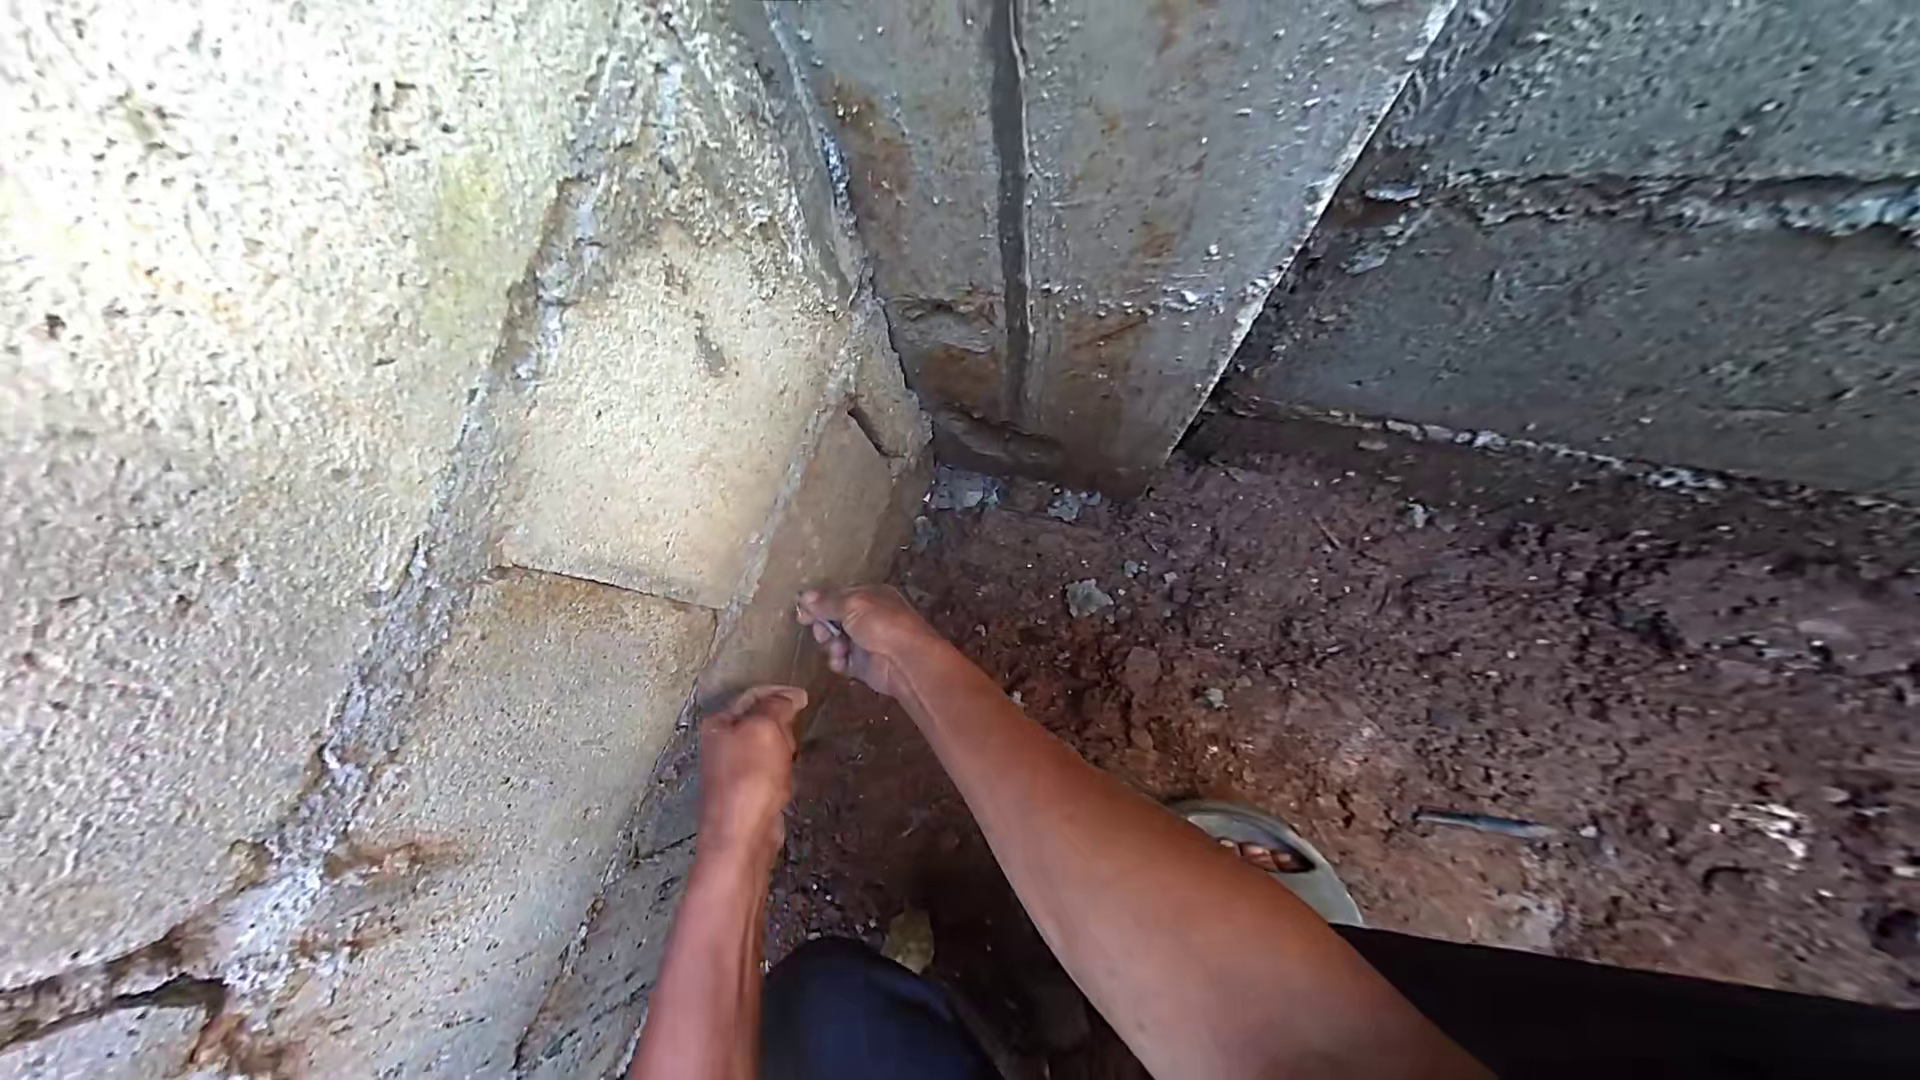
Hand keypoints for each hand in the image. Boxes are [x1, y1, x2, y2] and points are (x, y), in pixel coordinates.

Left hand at [698, 685, 807, 858]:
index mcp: (718, 724)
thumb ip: (778, 704)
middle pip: (763, 719)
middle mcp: (721, 743)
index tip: (805, 698)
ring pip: (771, 745)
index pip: (755, 694)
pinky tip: (784, 784)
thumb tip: (791, 696)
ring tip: (786, 765)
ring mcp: (733, 768)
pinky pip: (772, 769)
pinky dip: (782, 772)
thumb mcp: (766, 728)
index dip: (781, 693)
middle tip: (790, 739)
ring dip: (784, 751)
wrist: (742, 837)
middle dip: (783, 727)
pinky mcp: (746, 789)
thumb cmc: (751, 778)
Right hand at [796, 585, 946, 700]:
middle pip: (834, 618)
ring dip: (831, 644)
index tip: (802, 610)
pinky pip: (841, 660)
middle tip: (820, 630)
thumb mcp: (853, 604)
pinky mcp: (863, 664)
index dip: (820, 602)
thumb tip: (804, 596)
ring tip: (838, 647)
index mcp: (871, 595)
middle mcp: (869, 617)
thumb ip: (826, 601)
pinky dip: (838, 660)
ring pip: (834, 640)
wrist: (906, 661)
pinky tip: (841, 660)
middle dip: (823, 625)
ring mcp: (866, 641)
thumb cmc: (883, 624)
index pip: (839, 595)